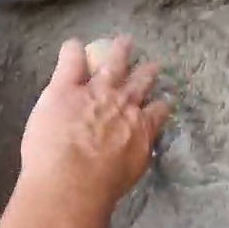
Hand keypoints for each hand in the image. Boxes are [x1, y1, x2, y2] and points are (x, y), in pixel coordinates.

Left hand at [13, 36, 169, 222]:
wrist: (71, 181)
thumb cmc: (102, 186)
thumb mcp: (133, 171)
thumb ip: (137, 153)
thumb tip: (138, 150)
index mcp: (142, 126)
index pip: (159, 109)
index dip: (161, 104)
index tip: (162, 101)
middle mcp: (124, 104)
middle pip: (141, 81)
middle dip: (148, 72)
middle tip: (153, 65)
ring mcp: (96, 91)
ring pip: (112, 63)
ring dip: (119, 50)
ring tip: (125, 41)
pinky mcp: (65, 88)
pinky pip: (71, 62)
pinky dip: (73, 51)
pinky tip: (73, 45)